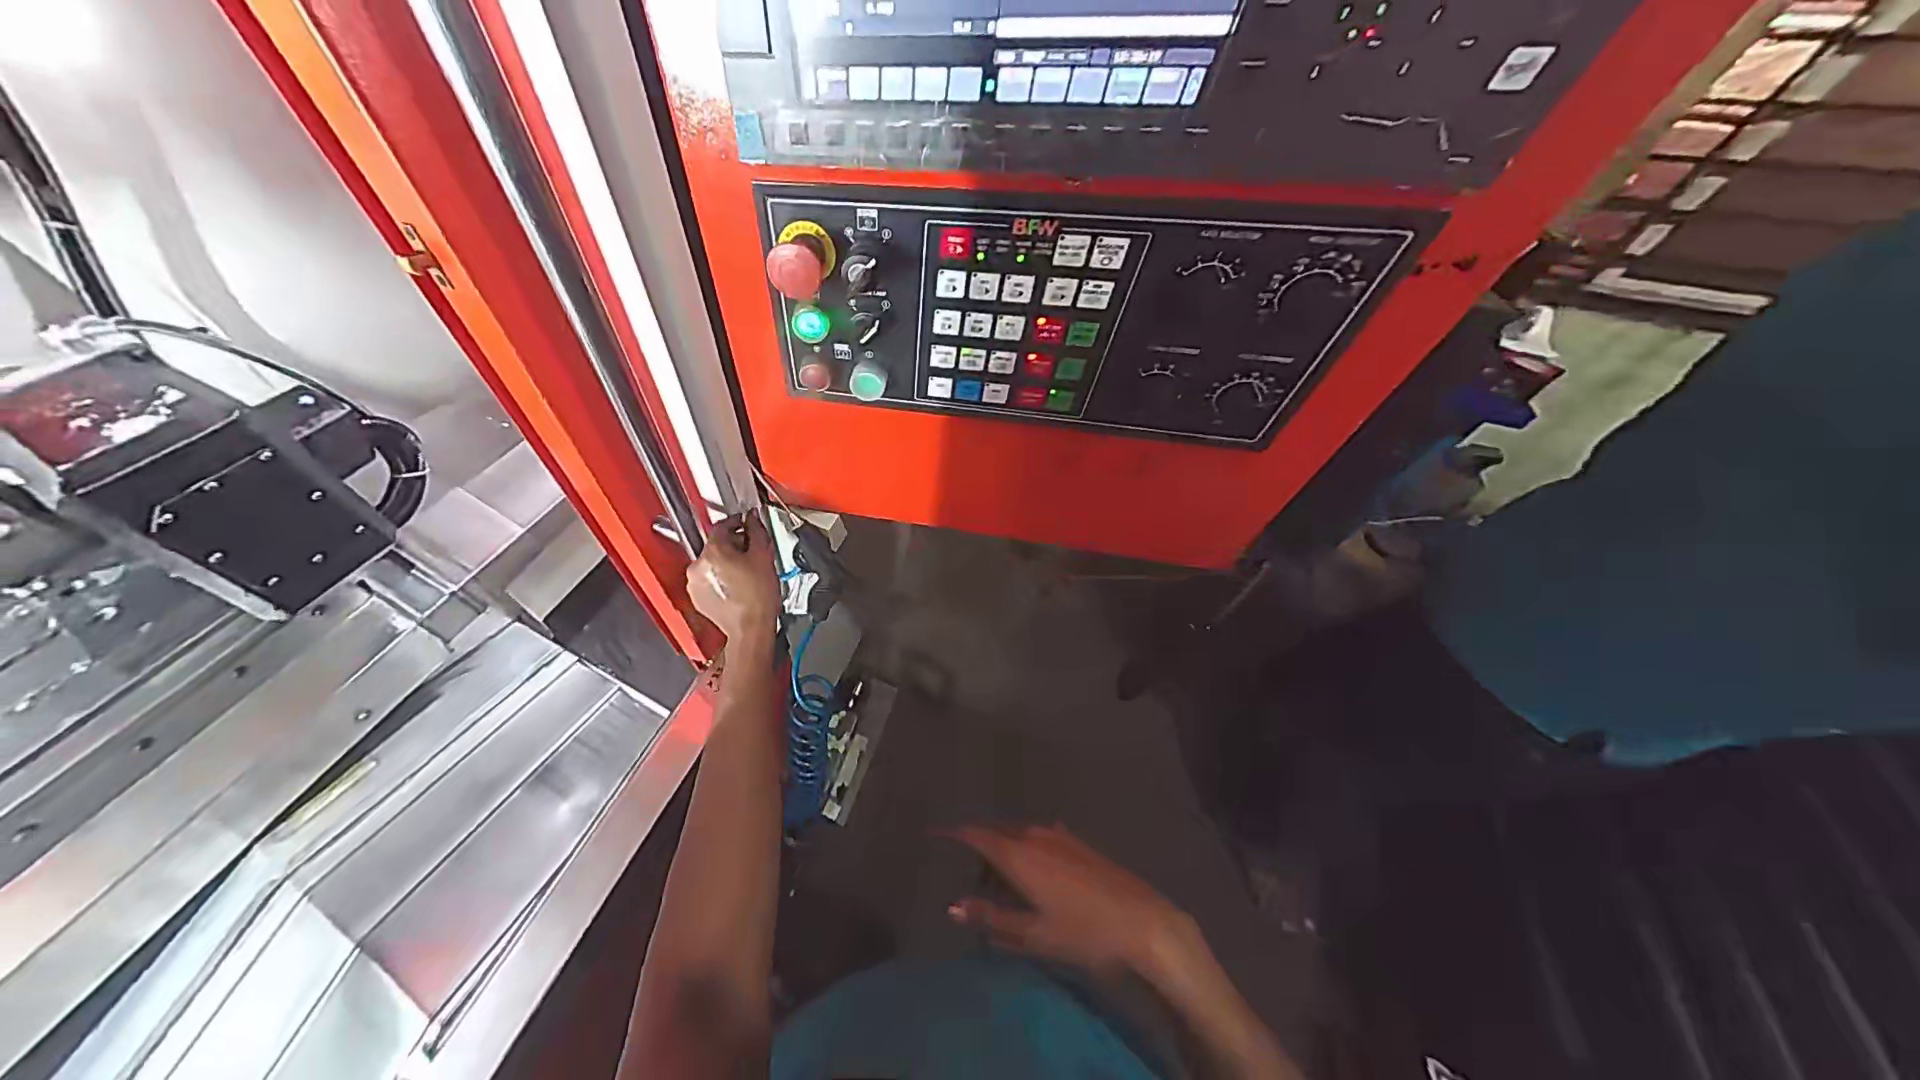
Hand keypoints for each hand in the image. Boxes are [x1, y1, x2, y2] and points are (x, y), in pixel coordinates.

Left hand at [685, 513, 780, 644]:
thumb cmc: (758, 599)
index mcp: (713, 552)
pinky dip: (720, 578)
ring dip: (726, 563)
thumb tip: (752, 519)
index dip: (738, 523)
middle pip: (716, 545)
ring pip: (711, 563)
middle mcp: (698, 565)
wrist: (750, 629)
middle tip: (752, 552)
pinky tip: (737, 585)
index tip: (746, 524)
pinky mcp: (697, 597)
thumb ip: (756, 532)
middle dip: (733, 546)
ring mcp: (695, 582)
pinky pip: (708, 579)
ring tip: (746, 572)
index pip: (722, 525)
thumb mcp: (764, 557)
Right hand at [946, 824, 1197, 976]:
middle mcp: (1035, 835)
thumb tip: (953, 906)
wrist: (1144, 921)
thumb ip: (990, 918)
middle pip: (997, 833)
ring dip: (1006, 849)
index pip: (976, 834)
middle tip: (969, 874)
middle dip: (979, 847)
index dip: (953, 833)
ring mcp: (1060, 836)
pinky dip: (1027, 850)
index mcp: (1018, 853)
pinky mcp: (1079, 844)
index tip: (934, 833)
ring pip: (1020, 835)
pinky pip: (1040, 838)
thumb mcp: (1032, 934)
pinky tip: (1035, 871)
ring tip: (1001, 879)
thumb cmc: (1083, 932)